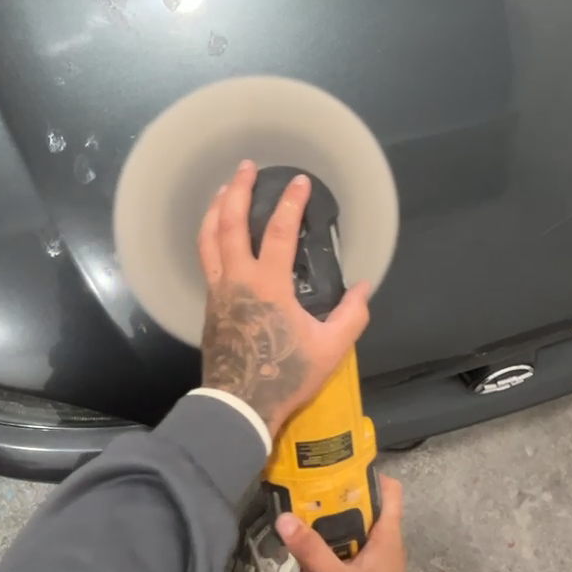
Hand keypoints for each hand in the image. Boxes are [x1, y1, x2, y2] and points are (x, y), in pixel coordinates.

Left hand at [198, 160, 371, 436]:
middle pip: (230, 222)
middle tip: (247, 167)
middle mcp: (237, 278)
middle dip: (238, 189)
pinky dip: (209, 235)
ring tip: (223, 189)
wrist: (239, 404)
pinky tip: (216, 232)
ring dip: (216, 208)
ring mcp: (218, 289)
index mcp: (268, 284)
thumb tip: (365, 287)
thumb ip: (351, 315)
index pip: (278, 231)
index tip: (300, 181)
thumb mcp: (330, 348)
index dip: (290, 202)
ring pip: (209, 238)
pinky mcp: (209, 302)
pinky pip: (206, 257)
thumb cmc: (285, 374)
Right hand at [277, 475, 418, 571]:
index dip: (368, 474)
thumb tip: (284, 516)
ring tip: (307, 564)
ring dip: (322, 550)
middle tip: (305, 513)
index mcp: (387, 538)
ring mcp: (373, 566)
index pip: (389, 490)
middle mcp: (383, 546)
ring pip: (344, 539)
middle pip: (357, 512)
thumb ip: (310, 549)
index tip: (337, 468)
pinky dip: (325, 571)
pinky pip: (340, 562)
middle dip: (329, 516)